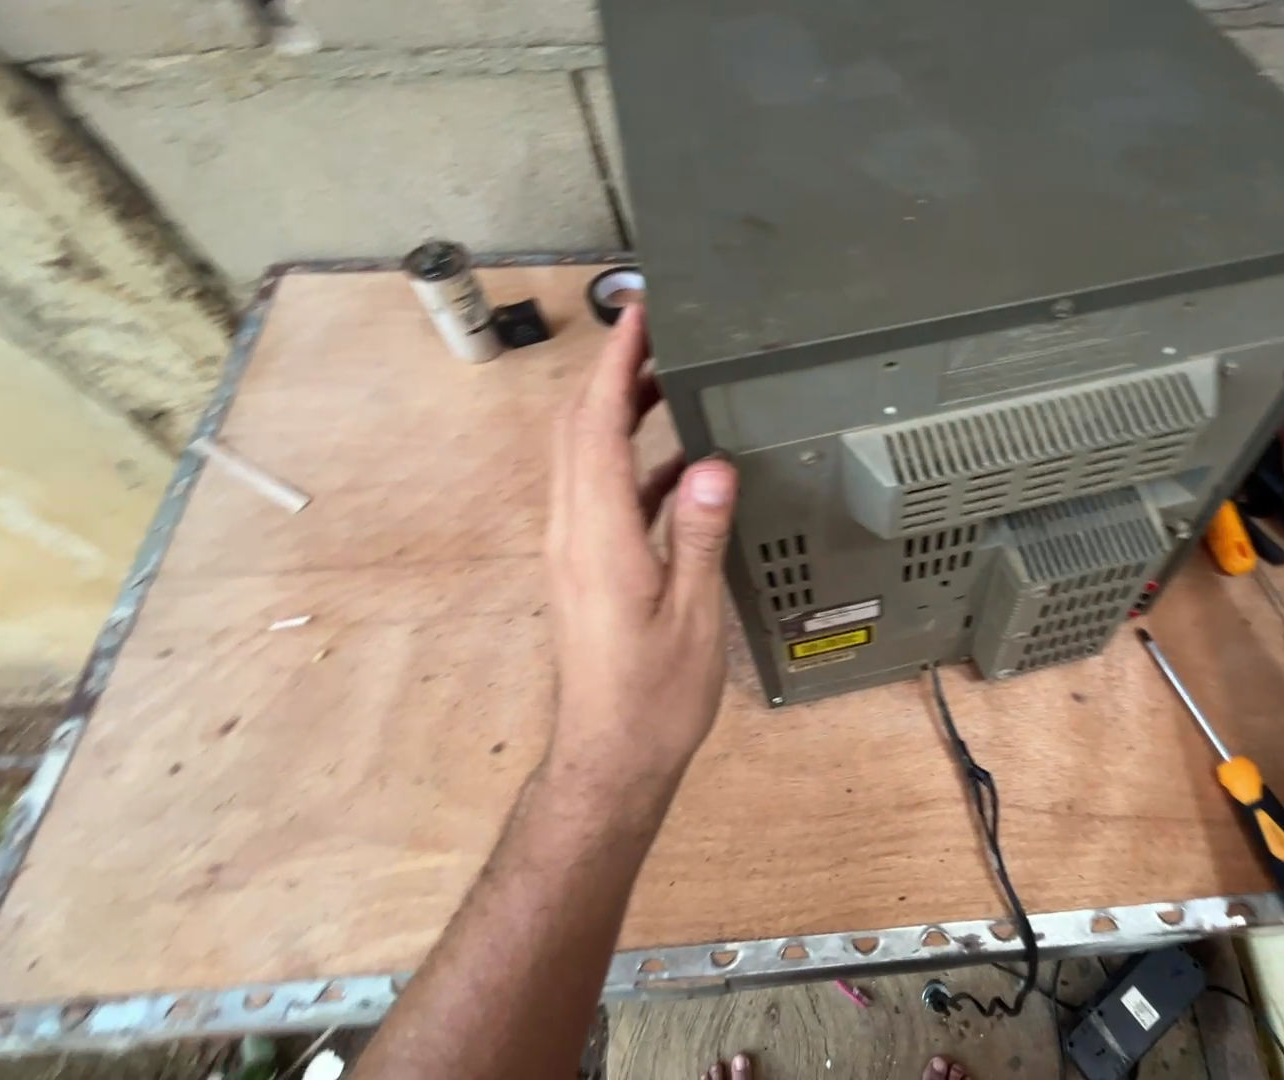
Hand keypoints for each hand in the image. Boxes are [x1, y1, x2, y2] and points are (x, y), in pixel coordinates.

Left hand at [544, 305, 738, 781]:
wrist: (610, 756)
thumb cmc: (655, 695)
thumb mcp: (692, 618)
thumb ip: (698, 537)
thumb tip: (710, 464)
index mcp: (600, 539)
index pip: (596, 430)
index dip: (614, 367)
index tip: (637, 318)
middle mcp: (573, 534)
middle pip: (577, 432)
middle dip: (610, 375)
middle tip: (653, 336)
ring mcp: (574, 550)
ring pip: (584, 460)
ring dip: (617, 413)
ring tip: (667, 383)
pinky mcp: (585, 568)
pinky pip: (602, 495)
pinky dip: (632, 464)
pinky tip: (679, 466)